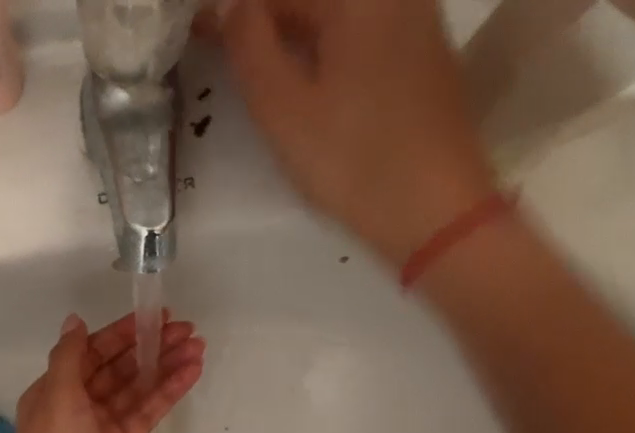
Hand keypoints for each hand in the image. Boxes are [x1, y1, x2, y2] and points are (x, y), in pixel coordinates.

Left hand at [7, 311, 205, 432]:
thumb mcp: (57, 402)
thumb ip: (68, 358)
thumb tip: (73, 321)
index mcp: (49, 394)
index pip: (87, 354)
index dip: (120, 333)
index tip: (155, 316)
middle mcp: (72, 410)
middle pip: (114, 370)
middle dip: (147, 348)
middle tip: (187, 330)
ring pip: (134, 392)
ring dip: (163, 369)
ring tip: (199, 348)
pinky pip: (144, 416)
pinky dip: (165, 395)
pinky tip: (189, 375)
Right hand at [209, 0, 497, 263]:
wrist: (435, 209)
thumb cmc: (353, 159)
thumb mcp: (284, 109)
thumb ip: (249, 48)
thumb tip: (230, 7)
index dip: (235, 11)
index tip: (199, 32)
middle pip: (312, 1)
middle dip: (266, 21)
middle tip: (222, 49)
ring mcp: (415, 20)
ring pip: (337, 16)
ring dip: (292, 34)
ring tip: (257, 67)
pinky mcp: (422, 54)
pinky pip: (361, 32)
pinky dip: (324, 46)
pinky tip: (303, 78)